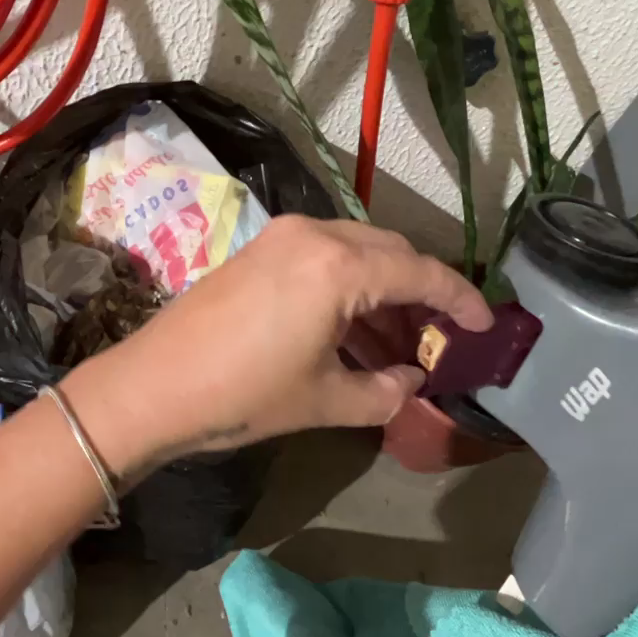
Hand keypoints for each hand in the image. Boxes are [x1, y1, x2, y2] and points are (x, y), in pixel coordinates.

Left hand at [60, 216, 491, 477]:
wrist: (152, 387)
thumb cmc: (243, 395)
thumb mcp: (324, 401)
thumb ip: (384, 390)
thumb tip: (410, 379)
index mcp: (339, 266)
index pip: (421, 272)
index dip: (461, 299)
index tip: (485, 325)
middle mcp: (314, 234)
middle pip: (391, 251)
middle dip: (422, 290)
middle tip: (440, 335)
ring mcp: (281, 237)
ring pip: (356, 251)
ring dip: (384, 289)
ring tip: (400, 342)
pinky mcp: (258, 250)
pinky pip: (323, 257)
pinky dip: (348, 285)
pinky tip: (353, 329)